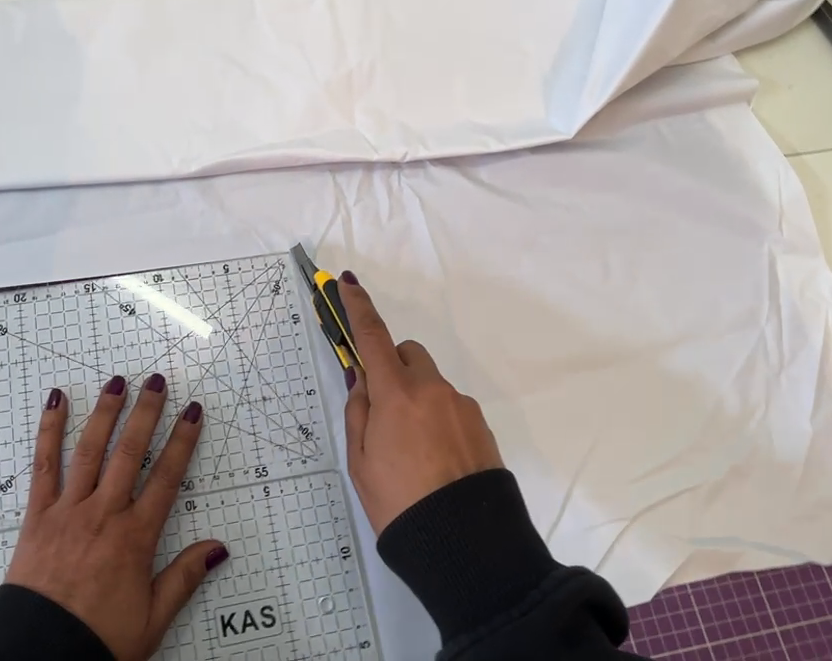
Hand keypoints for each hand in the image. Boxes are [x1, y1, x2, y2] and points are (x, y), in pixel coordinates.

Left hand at [4, 374, 227, 660]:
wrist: (40, 659)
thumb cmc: (98, 642)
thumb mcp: (152, 619)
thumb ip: (183, 578)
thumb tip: (217, 548)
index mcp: (135, 538)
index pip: (166, 477)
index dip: (183, 441)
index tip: (193, 412)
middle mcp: (104, 514)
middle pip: (129, 452)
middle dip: (146, 412)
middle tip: (157, 381)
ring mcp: (68, 510)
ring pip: (90, 450)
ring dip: (105, 412)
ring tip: (117, 382)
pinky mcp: (38, 515)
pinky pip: (44, 465)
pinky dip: (49, 430)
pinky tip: (55, 401)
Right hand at [340, 272, 504, 531]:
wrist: (468, 550)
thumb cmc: (400, 505)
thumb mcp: (361, 461)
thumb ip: (358, 411)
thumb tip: (360, 377)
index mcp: (397, 394)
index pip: (372, 336)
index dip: (357, 306)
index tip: (347, 282)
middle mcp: (433, 390)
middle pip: (408, 354)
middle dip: (391, 367)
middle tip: (380, 407)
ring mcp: (462, 407)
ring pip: (431, 384)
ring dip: (416, 398)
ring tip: (411, 450)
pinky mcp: (483, 428)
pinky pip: (452, 408)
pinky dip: (438, 419)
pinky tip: (436, 461)